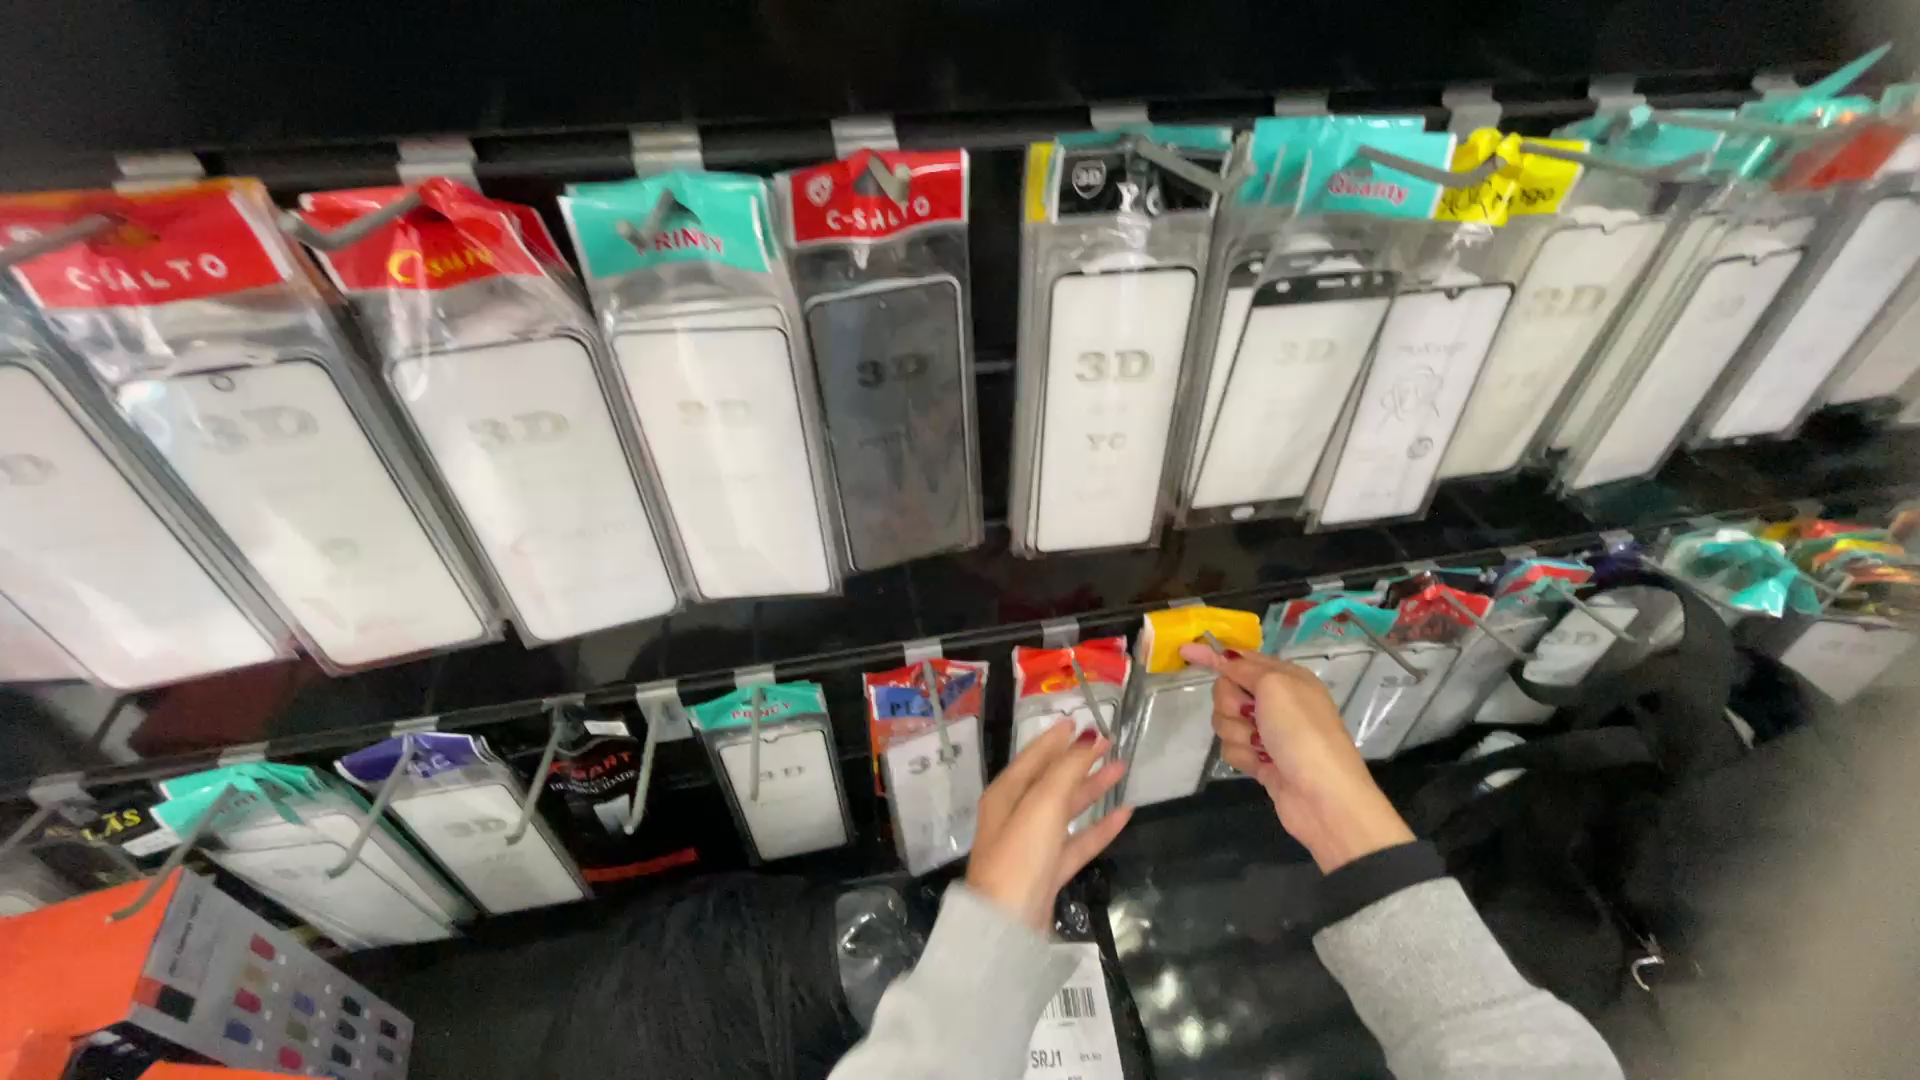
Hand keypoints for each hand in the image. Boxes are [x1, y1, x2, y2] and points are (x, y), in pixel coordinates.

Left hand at [966, 722, 1132, 929]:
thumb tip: (1086, 737)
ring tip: (1121, 770)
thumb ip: (1067, 770)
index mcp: (1006, 794)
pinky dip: (1099, 827)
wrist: (1007, 926)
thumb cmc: (1020, 855)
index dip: (1055, 739)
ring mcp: (1033, 844)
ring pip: (1067, 808)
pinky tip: (1123, 814)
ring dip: (1092, 788)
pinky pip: (1078, 841)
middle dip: (1079, 760)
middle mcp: (1016, 814)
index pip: (1033, 757)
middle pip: (1052, 780)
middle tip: (1108, 743)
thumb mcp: (1043, 804)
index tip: (1077, 721)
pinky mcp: (1049, 871)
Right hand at [1178, 644, 1412, 871]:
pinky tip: (1261, 764)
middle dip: (1230, 704)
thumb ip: (1244, 668)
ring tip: (1261, 747)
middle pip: (1226, 691)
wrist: (1323, 796)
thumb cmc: (1303, 732)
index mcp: (1285, 677)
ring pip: (1224, 721)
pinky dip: (1243, 756)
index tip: (1185, 651)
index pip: (1241, 659)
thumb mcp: (1275, 686)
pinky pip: (1231, 748)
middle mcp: (1276, 702)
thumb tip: (1223, 656)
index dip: (1214, 656)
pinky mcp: (1259, 759)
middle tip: (1250, 715)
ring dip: (1238, 733)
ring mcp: (1267, 732)